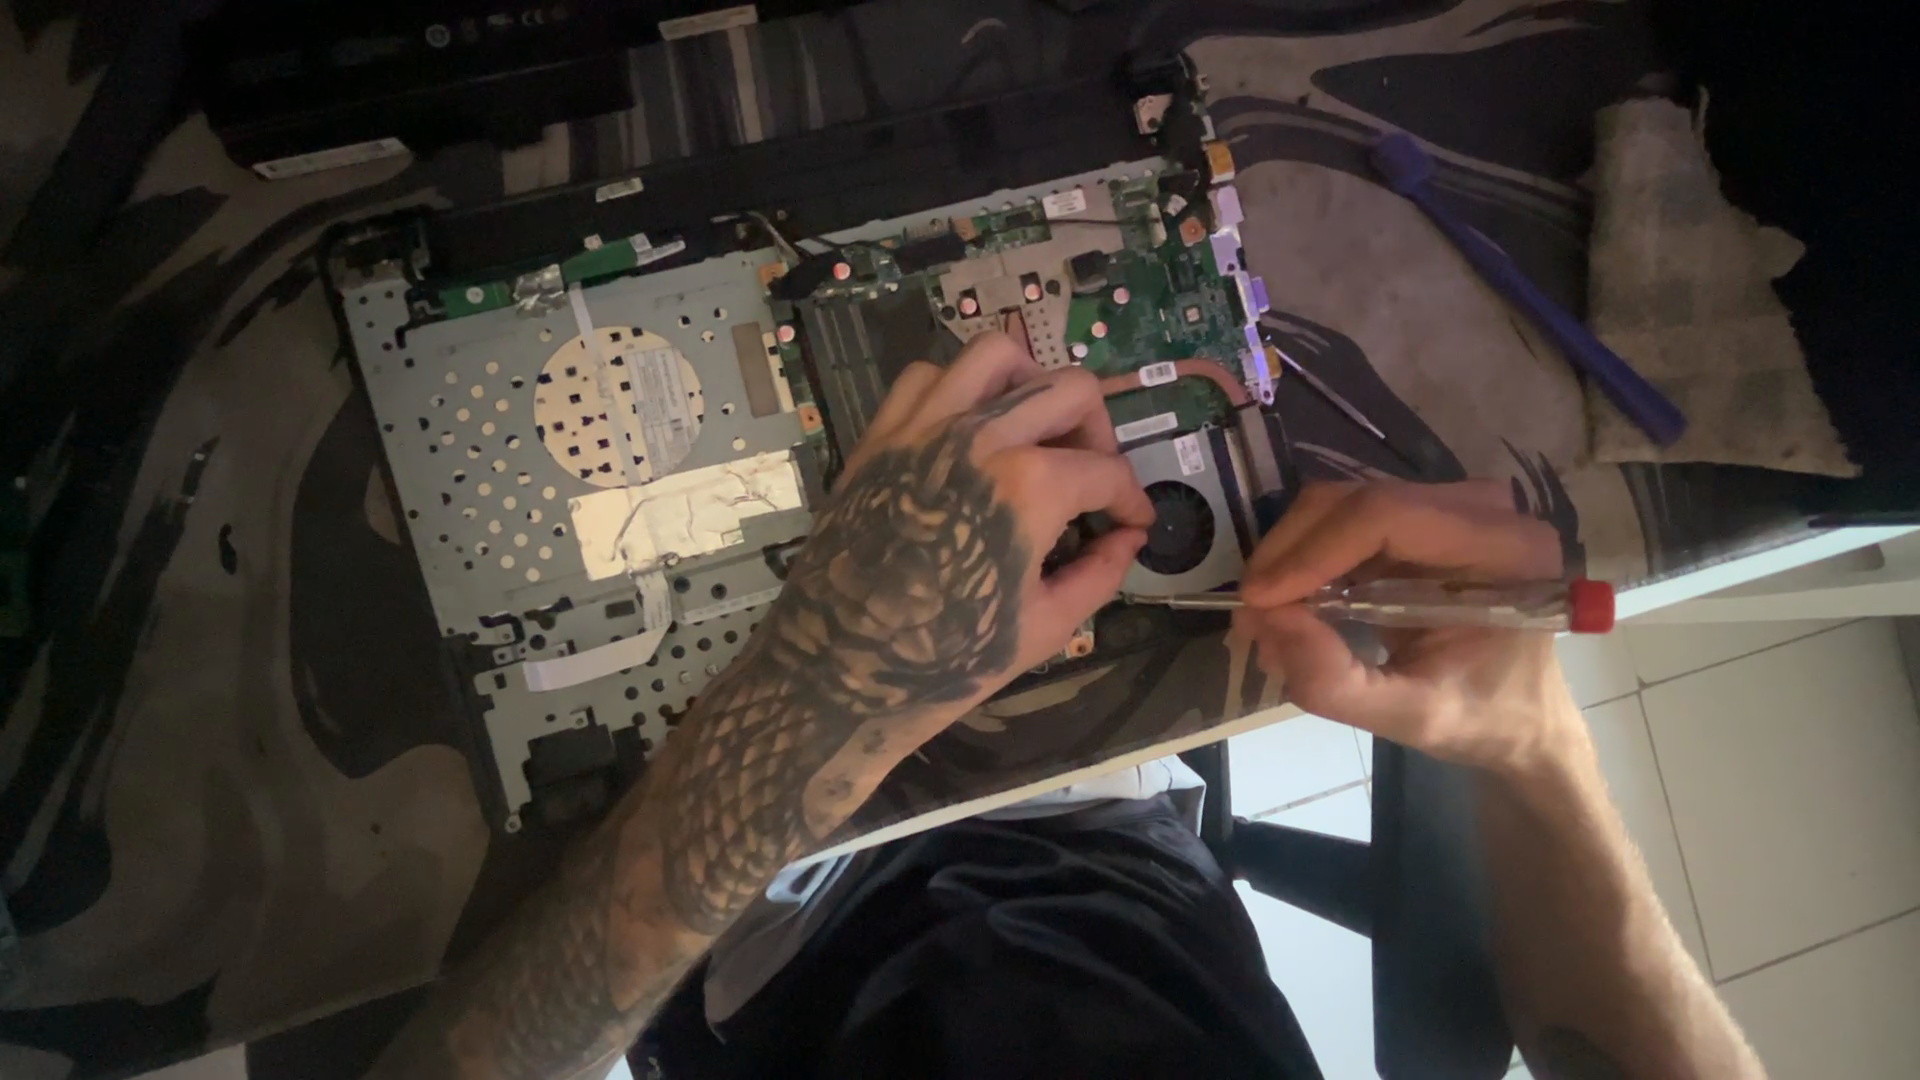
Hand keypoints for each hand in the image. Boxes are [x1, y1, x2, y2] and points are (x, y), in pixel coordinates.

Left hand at [776, 330, 1153, 721]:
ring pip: (996, 355)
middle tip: (1091, 477)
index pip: (1106, 473)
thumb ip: (1101, 572)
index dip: (1132, 500)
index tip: (1133, 520)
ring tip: (1035, 431)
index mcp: (1028, 487)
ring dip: (1032, 384)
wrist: (839, 669)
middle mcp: (979, 435)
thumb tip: (1129, 539)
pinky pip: (927, 376)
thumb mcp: (1045, 627)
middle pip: (1069, 390)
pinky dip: (959, 390)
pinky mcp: (881, 434)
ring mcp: (923, 426)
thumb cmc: (946, 660)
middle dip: (1098, 433)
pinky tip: (969, 432)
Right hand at [1232, 480, 1581, 772]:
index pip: (1386, 516)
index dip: (1312, 552)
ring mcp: (1442, 508)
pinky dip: (1297, 559)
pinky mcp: (1412, 517)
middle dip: (1286, 554)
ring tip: (1266, 615)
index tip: (1260, 602)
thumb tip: (1268, 621)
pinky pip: (1334, 520)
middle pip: (1349, 501)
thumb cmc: (1479, 716)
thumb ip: (1335, 681)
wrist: (1514, 712)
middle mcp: (1478, 511)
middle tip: (1252, 614)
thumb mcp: (1409, 717)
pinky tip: (1288, 602)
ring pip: (1332, 505)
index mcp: (1503, 551)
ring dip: (1284, 557)